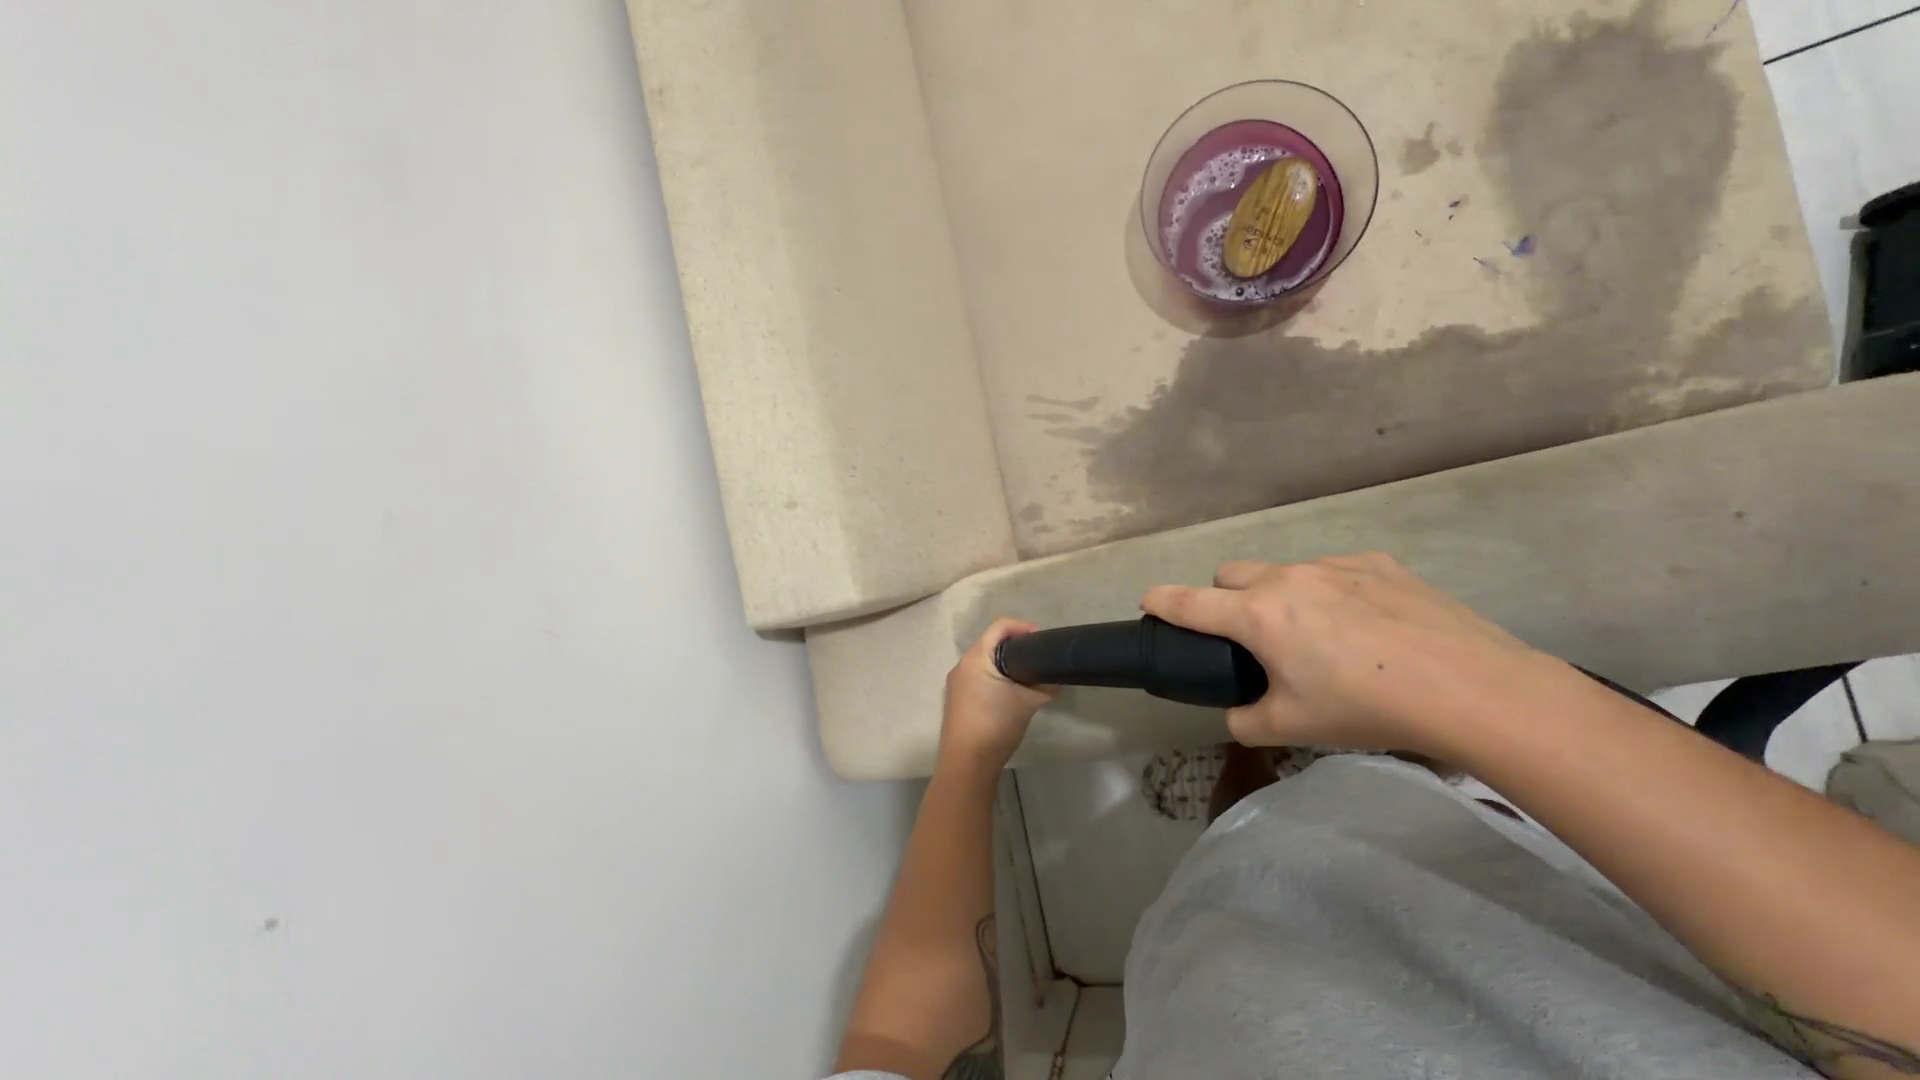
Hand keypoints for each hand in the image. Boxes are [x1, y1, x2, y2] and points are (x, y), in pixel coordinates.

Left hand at [939, 618, 1056, 773]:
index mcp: (976, 658)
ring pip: (985, 663)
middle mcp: (961, 666)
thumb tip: (1054, 681)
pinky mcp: (957, 700)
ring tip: (1029, 676)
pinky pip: (979, 678)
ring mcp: (956, 684)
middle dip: (1016, 647)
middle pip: (991, 643)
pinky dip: (997, 678)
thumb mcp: (1028, 703)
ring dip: (1006, 665)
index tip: (1042, 641)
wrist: (967, 763)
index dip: (1023, 627)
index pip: (999, 627)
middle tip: (1039, 658)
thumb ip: (1044, 686)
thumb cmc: (996, 724)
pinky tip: (1012, 694)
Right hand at [1142, 553, 1547, 755]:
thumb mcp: (1292, 728)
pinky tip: (1370, 629)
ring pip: (1286, 571)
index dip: (1161, 601)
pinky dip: (1333, 593)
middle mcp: (1289, 578)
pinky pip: (1336, 572)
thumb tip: (1240, 713)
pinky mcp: (1380, 563)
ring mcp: (1337, 565)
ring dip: (1282, 596)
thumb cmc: (1366, 708)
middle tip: (1249, 636)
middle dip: (1225, 597)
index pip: (1188, 602)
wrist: (1468, 686)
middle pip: (1231, 573)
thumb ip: (1247, 721)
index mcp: (1258, 616)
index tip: (1147, 602)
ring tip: (1322, 638)